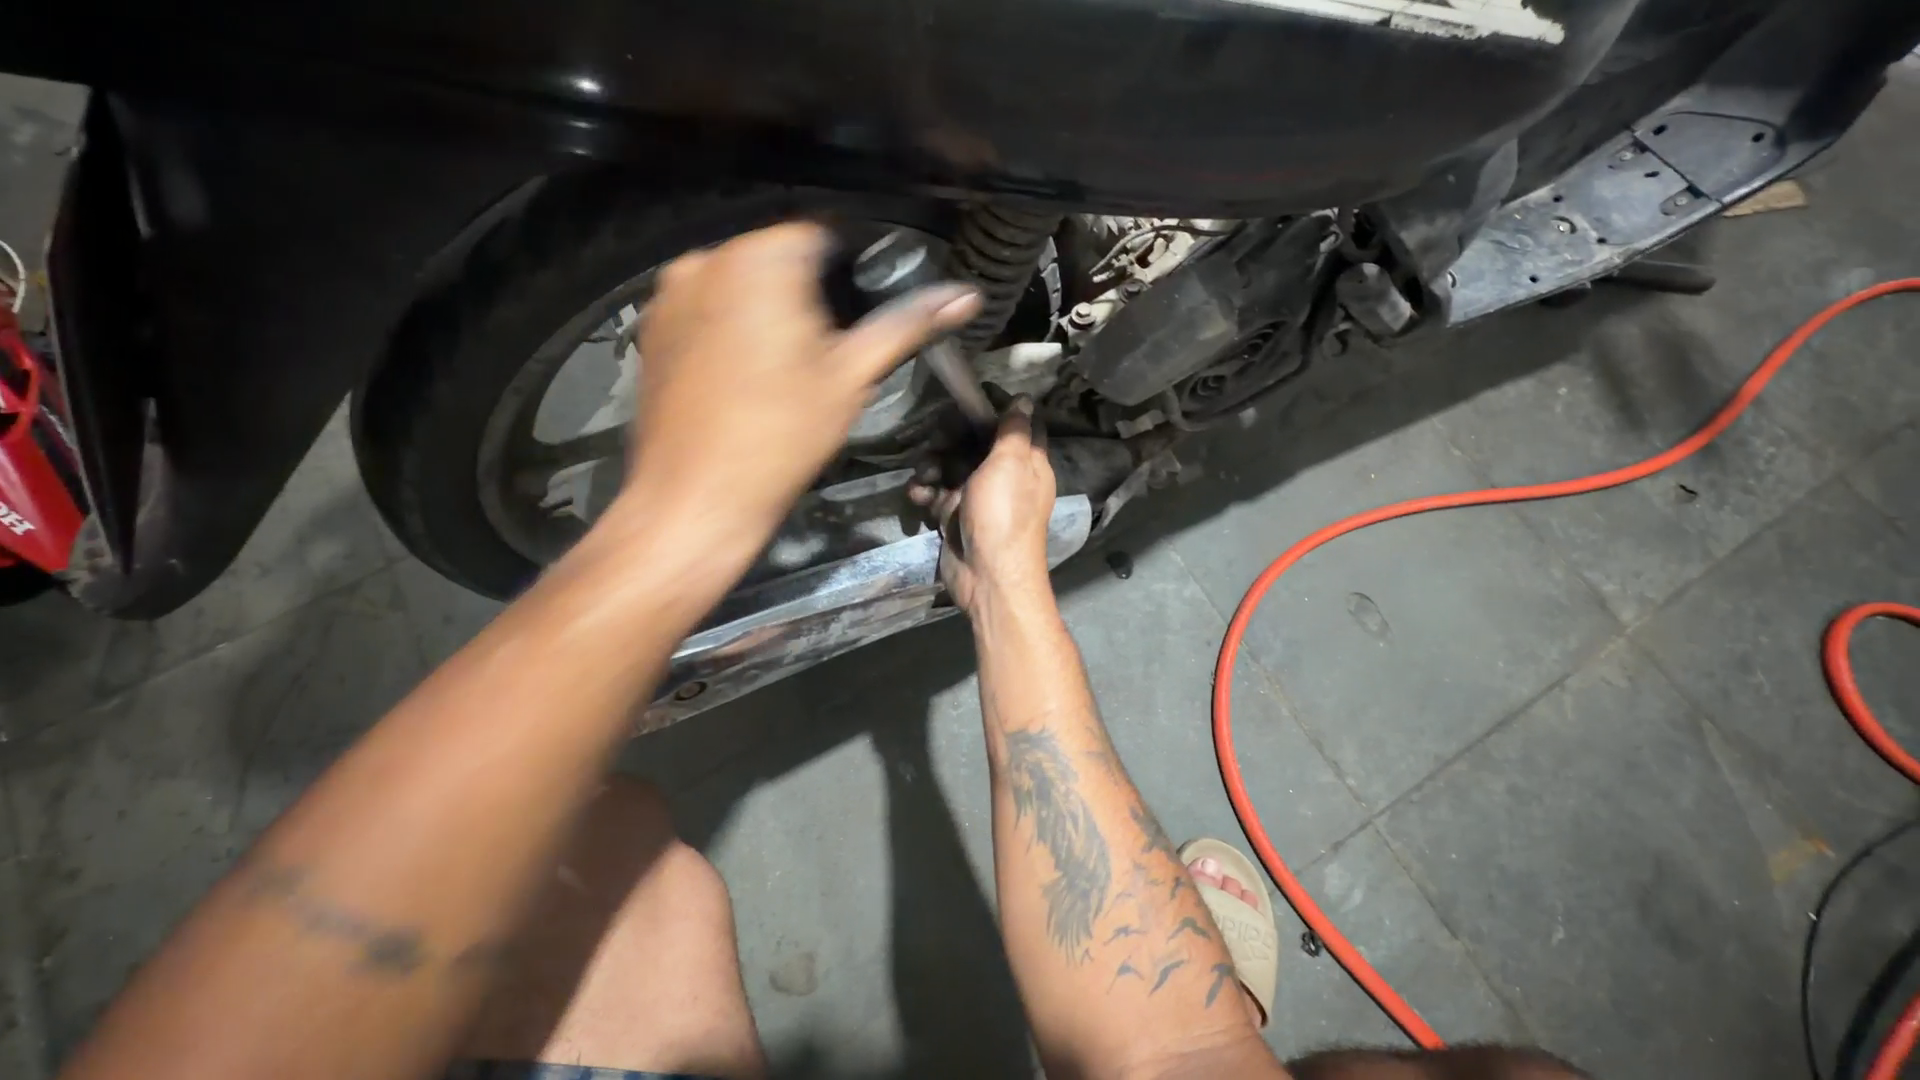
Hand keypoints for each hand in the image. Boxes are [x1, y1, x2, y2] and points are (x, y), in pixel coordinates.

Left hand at [616, 222, 979, 548]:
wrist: (696, 498)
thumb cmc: (779, 438)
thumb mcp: (852, 377)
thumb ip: (908, 324)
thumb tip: (963, 296)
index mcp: (760, 259)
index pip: (822, 235)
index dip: (850, 275)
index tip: (857, 319)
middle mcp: (706, 260)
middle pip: (777, 258)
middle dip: (806, 294)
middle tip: (825, 354)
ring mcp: (670, 294)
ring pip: (740, 286)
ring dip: (767, 312)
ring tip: (784, 372)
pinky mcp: (651, 329)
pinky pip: (706, 310)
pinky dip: (730, 330)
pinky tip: (745, 379)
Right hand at [910, 398, 1057, 614]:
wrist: (987, 576)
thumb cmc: (1004, 515)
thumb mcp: (1012, 463)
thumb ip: (1014, 430)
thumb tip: (1025, 399)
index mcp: (1027, 462)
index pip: (1016, 424)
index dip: (996, 407)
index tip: (970, 395)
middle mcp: (1005, 477)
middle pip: (975, 442)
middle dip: (951, 438)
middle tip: (935, 436)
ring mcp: (979, 497)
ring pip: (951, 466)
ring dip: (932, 465)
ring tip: (923, 472)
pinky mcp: (956, 516)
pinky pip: (937, 493)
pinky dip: (925, 491)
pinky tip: (917, 494)